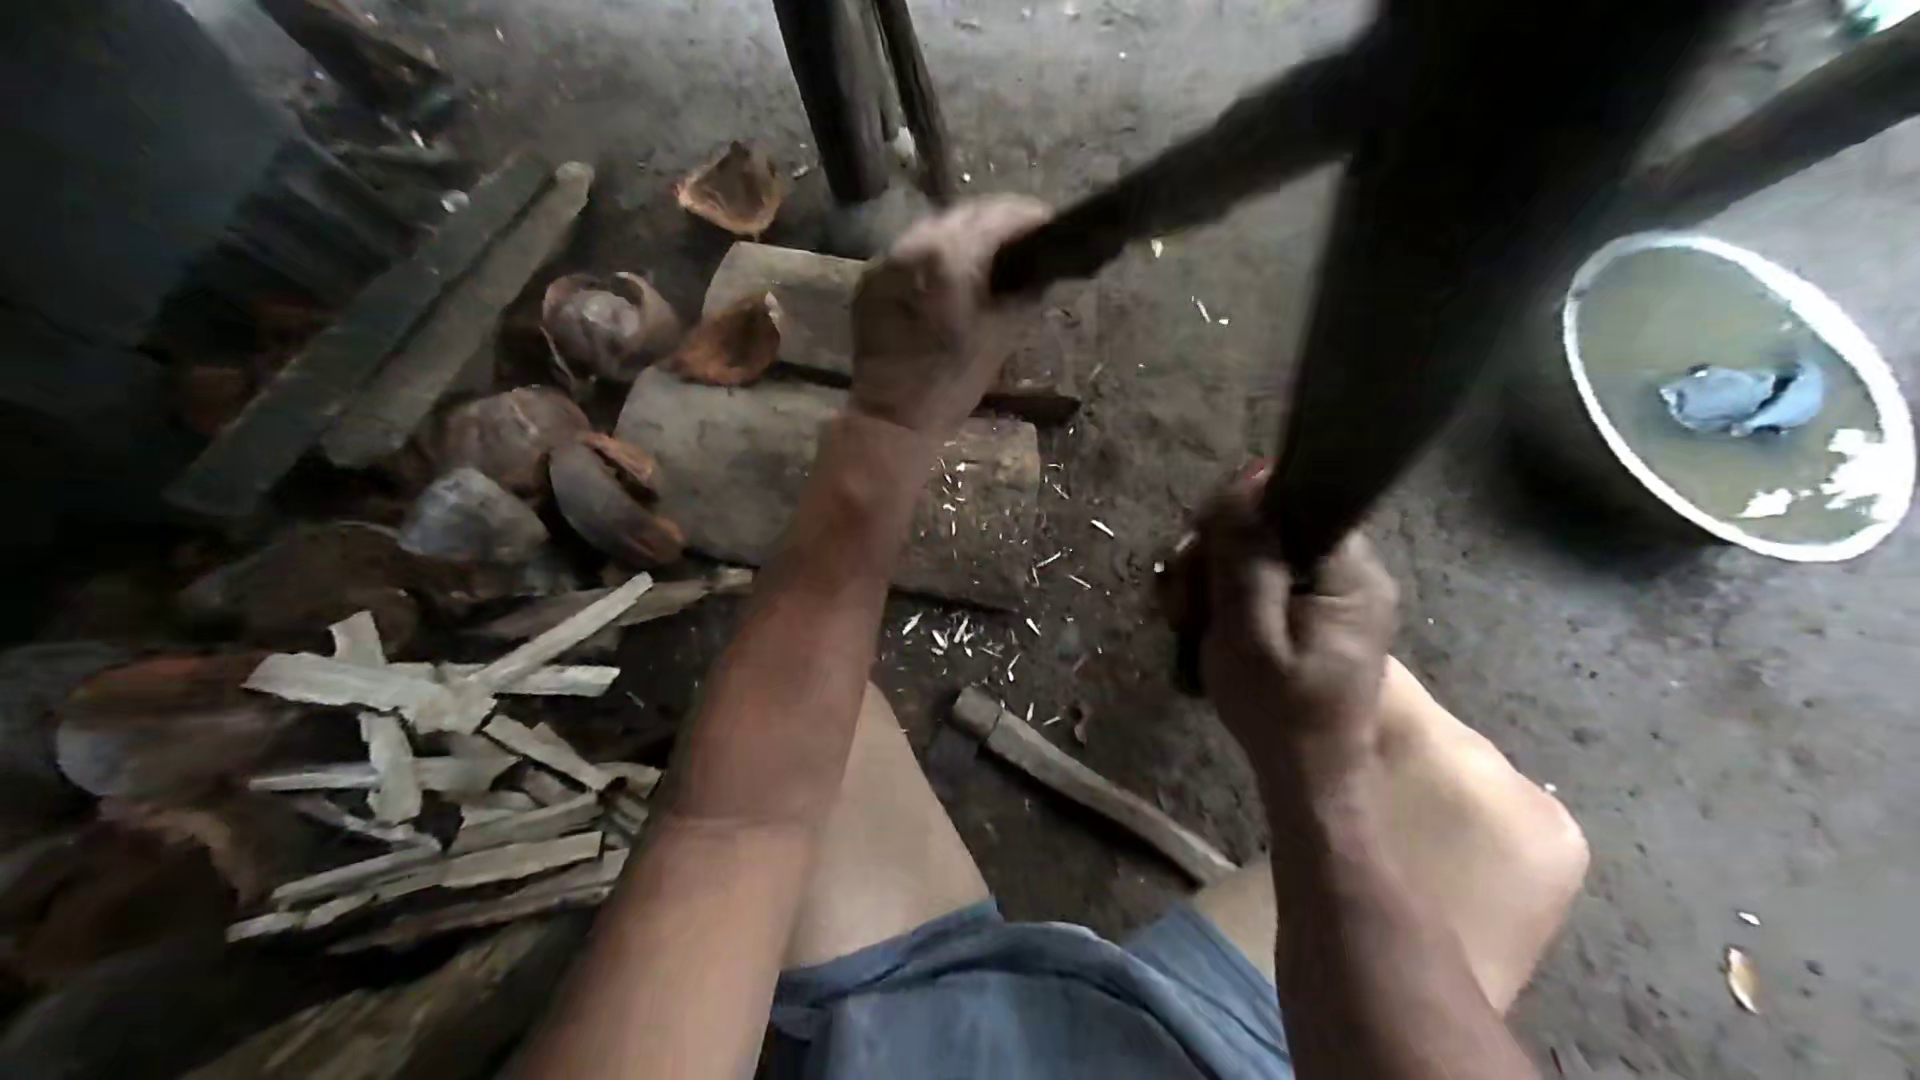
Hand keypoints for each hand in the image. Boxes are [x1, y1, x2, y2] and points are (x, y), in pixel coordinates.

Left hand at [849, 196, 1050, 436]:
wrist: (892, 417)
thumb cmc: (952, 383)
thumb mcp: (1000, 339)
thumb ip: (1025, 296)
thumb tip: (1046, 275)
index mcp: (949, 257)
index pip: (998, 216)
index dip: (1029, 216)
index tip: (1048, 224)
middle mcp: (913, 245)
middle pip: (964, 214)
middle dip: (997, 221)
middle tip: (1023, 239)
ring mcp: (886, 261)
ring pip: (933, 230)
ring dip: (964, 236)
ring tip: (989, 255)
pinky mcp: (870, 280)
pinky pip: (909, 253)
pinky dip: (934, 256)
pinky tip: (950, 275)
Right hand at [1159, 466, 1398, 788]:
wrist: (1305, 776)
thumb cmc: (1279, 713)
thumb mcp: (1250, 636)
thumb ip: (1248, 560)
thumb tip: (1249, 481)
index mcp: (1348, 573)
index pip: (1288, 505)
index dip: (1234, 521)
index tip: (1199, 558)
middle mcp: (1345, 573)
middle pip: (1264, 529)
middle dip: (1212, 560)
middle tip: (1184, 607)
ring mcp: (1327, 594)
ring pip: (1251, 555)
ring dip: (1207, 583)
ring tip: (1187, 624)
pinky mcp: (1306, 613)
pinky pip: (1255, 582)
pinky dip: (1220, 600)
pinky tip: (1200, 627)